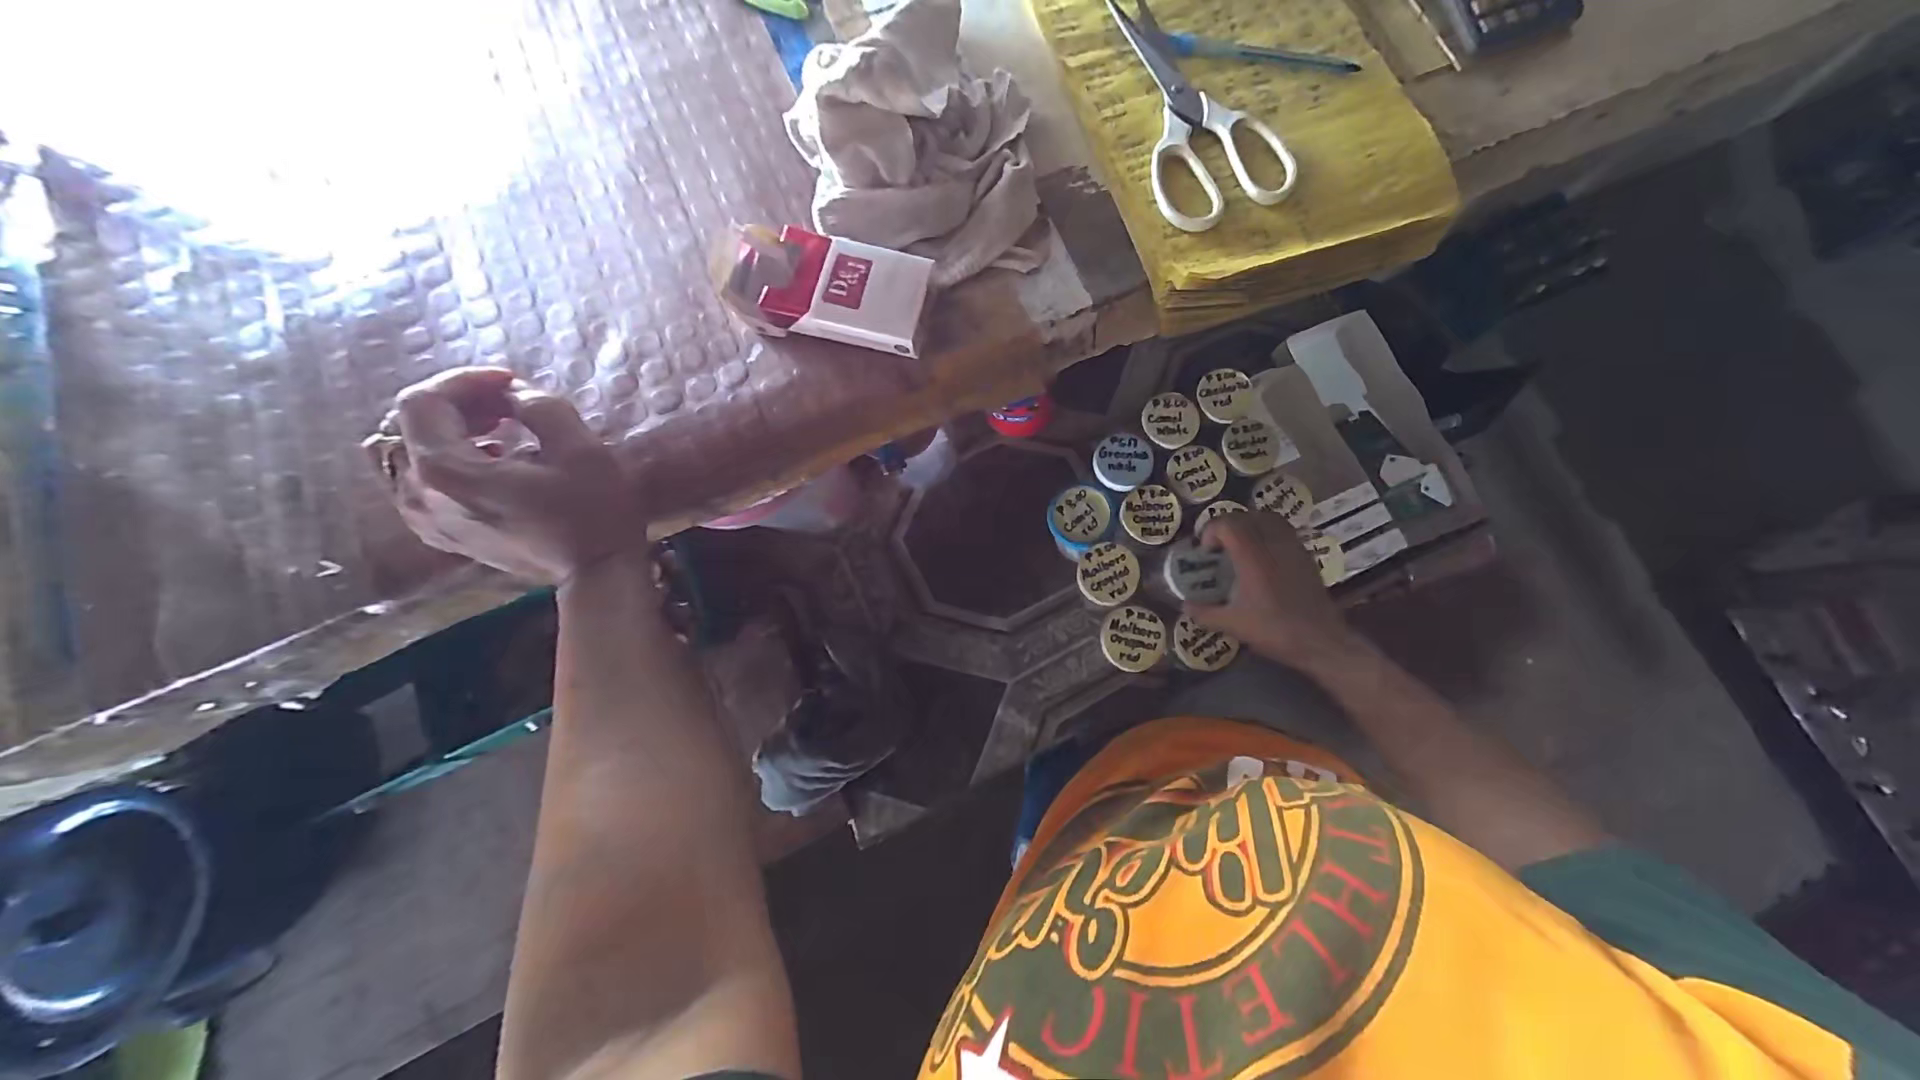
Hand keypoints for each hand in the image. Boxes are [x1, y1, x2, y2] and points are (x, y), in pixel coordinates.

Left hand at [362, 367, 645, 583]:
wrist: (597, 574)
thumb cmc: (594, 512)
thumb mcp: (580, 448)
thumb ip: (541, 407)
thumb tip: (514, 395)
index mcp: (446, 470)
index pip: (424, 401)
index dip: (466, 380)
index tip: (512, 381)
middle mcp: (419, 494)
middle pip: (413, 424)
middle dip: (460, 404)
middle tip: (510, 404)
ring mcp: (426, 519)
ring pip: (412, 453)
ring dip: (452, 432)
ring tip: (500, 432)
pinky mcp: (442, 534)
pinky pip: (420, 483)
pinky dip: (448, 461)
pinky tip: (491, 464)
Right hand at [1188, 511, 1359, 672]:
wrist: (1321, 641)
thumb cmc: (1275, 631)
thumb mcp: (1233, 625)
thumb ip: (1204, 613)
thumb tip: (1184, 605)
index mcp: (1252, 558)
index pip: (1228, 524)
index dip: (1211, 531)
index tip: (1206, 552)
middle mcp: (1273, 545)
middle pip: (1246, 516)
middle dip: (1226, 526)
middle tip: (1218, 548)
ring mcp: (1293, 548)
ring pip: (1268, 518)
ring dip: (1248, 525)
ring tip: (1239, 546)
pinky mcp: (1305, 556)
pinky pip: (1284, 530)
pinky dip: (1267, 533)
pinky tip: (1262, 557)